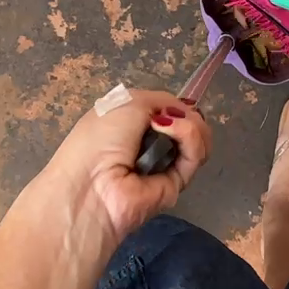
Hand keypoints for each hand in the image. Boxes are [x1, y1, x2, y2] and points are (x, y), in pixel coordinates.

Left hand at [26, 88, 210, 248]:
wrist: (91, 187)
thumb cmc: (100, 138)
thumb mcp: (128, 102)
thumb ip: (163, 101)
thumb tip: (185, 113)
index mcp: (132, 123)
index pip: (168, 110)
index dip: (176, 105)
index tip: (175, 104)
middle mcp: (149, 143)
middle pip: (187, 123)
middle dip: (189, 115)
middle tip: (176, 118)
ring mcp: (164, 164)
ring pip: (197, 138)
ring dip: (191, 126)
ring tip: (173, 128)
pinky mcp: (177, 183)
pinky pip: (194, 155)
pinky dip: (191, 139)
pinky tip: (174, 133)